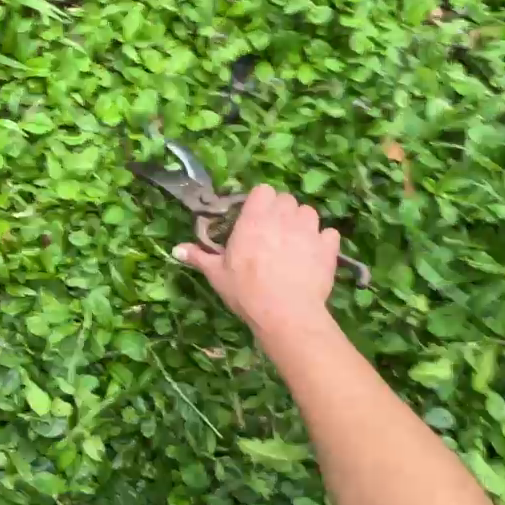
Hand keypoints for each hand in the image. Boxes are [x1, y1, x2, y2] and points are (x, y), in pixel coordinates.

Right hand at [173, 185, 340, 342]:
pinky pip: (328, 234)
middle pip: (286, 199)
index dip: (260, 202)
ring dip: (301, 222)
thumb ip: (199, 257)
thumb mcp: (217, 274)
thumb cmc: (246, 291)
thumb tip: (176, 250)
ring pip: (309, 212)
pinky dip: (322, 241)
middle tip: (271, 232)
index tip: (254, 217)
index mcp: (254, 219)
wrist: (286, 313)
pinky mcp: (328, 247)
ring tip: (293, 242)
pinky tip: (313, 255)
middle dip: (280, 211)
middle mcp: (283, 217)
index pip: (263, 191)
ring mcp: (309, 231)